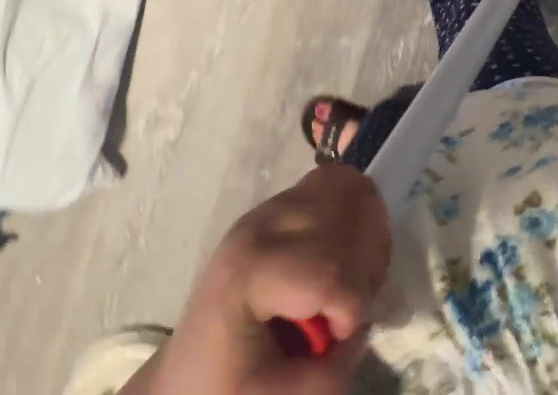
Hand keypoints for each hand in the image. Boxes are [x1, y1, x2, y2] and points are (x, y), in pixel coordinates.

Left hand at [129, 166, 390, 394]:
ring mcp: (272, 206)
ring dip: (365, 237)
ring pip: (350, 190)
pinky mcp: (283, 201)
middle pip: (347, 224)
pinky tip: (347, 252)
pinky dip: (359, 214)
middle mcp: (260, 225)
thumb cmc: (228, 386)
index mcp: (249, 272)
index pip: (330, 272)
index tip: (334, 338)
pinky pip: (341, 182)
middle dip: (363, 270)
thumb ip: (335, 366)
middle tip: (348, 309)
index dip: (351, 308)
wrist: (192, 369)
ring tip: (350, 279)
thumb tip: (362, 318)